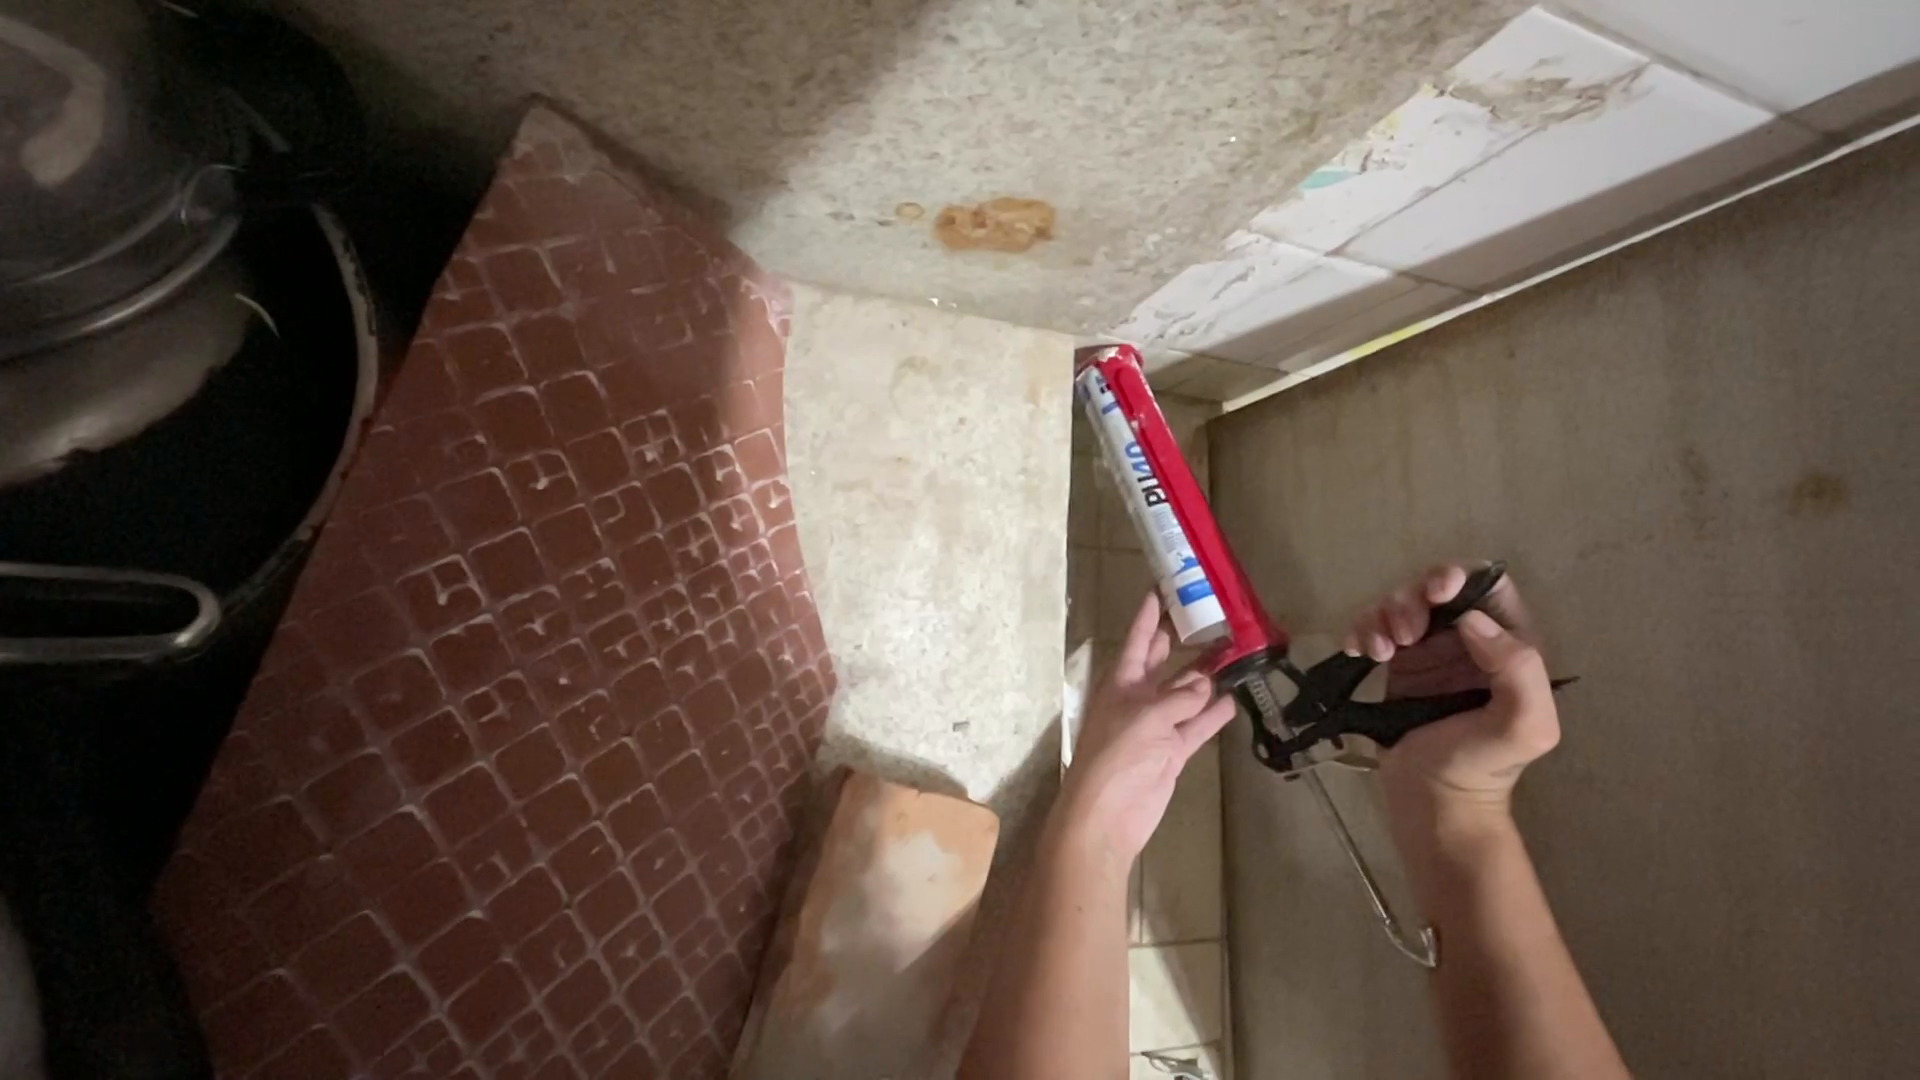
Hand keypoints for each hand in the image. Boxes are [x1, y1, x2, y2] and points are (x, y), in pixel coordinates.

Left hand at [1059, 592, 1236, 863]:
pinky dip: (1212, 715)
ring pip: (1185, 694)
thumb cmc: (1116, 756)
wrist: (1108, 812)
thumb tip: (1206, 685)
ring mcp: (1156, 725)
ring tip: (1232, 654)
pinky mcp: (1172, 751)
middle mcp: (1138, 698)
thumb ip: (1178, 699)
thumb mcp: (1146, 718)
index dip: (1148, 615)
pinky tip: (1231, 701)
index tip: (1160, 588)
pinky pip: (1196, 726)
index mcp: (1120, 682)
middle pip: (1162, 662)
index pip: (1136, 640)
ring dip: (1205, 677)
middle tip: (1207, 617)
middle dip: (1180, 641)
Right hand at [1342, 563, 1560, 808]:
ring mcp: (1425, 652)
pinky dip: (1359, 631)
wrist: (1431, 800)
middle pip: (1433, 589)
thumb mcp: (1524, 726)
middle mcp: (1465, 641)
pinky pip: (1370, 628)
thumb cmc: (1480, 765)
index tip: (1434, 594)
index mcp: (1507, 647)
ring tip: (1378, 653)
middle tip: (1401, 637)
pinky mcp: (1392, 665)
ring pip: (1397, 604)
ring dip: (1381, 617)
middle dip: (1410, 601)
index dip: (1458, 578)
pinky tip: (1358, 653)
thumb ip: (1518, 669)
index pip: (1487, 589)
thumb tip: (1470, 620)